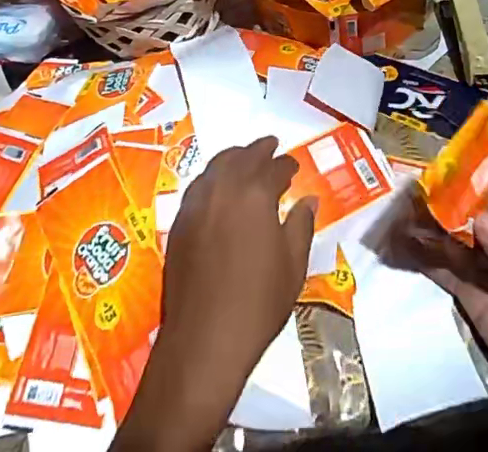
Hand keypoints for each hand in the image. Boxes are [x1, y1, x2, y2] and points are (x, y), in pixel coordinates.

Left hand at [115, 137, 316, 451]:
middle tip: (271, 146)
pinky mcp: (178, 227)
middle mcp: (223, 191)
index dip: (287, 165)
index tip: (295, 166)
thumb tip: (308, 200)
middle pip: (241, 158)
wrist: (204, 342)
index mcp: (255, 195)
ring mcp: (196, 207)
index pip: (275, 168)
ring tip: (244, 160)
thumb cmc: (258, 303)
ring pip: (214, 167)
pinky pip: (197, 187)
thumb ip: (300, 225)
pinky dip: (212, 178)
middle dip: (258, 150)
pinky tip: (219, 189)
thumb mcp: (293, 264)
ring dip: (233, 159)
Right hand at [405, 194, 487, 451]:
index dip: (464, 194)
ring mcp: (487, 274)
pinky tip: (403, 248)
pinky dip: (425, 261)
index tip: (433, 184)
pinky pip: (446, 274)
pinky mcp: (473, 300)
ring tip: (394, 219)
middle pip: (466, 223)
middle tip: (402, 200)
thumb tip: (478, 219)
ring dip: (426, 232)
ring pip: (452, 245)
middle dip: (437, 211)